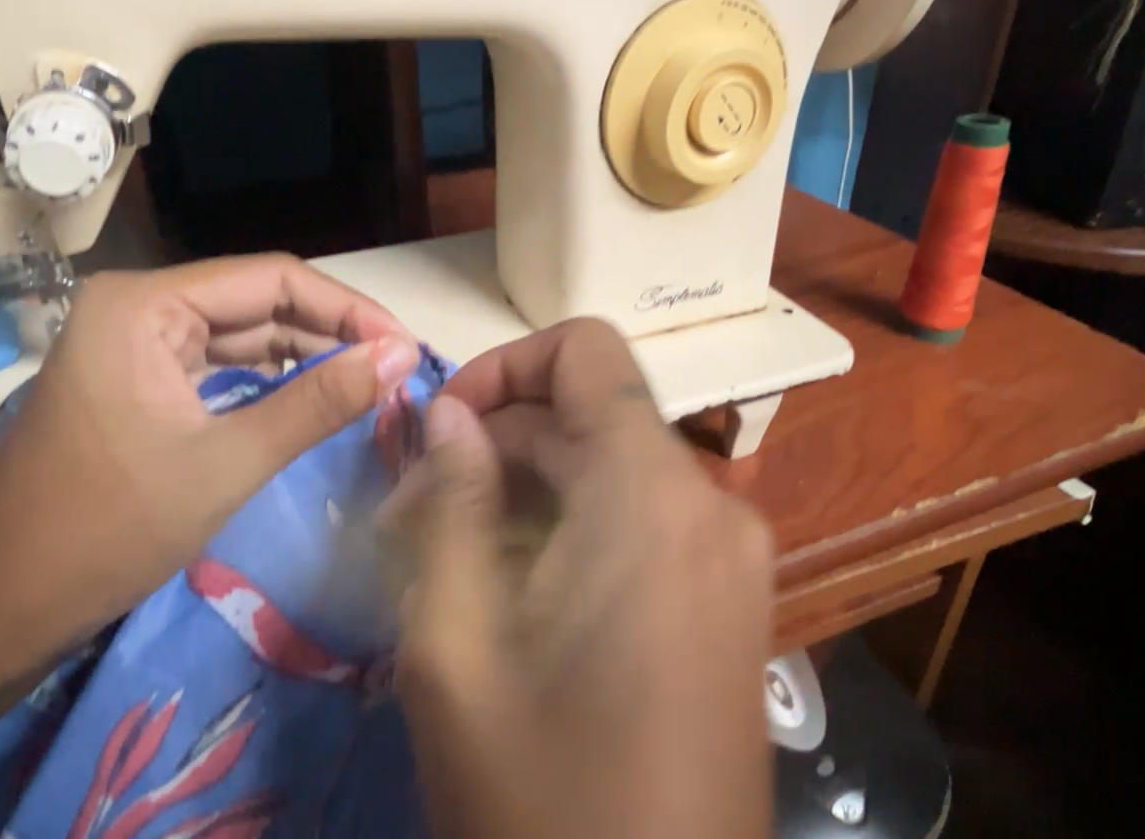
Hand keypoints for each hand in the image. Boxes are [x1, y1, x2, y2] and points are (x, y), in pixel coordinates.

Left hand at [0, 255, 419, 654]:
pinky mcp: (137, 379)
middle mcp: (137, 306)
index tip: (403, 346)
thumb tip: (399, 358)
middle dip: (332, 333)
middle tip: (398, 367)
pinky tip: (318, 393)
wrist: (1, 609)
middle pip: (258, 301)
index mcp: (144, 304)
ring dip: (307, 355)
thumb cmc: (109, 530)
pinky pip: (218, 364)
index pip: (272, 279)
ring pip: (242, 333)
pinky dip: (270, 379)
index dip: (349, 309)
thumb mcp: (227, 463)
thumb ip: (318, 402)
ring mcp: (133, 342)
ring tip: (372, 380)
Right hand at [388, 318, 774, 838]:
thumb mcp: (456, 644)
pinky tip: (515, 590)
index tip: (438, 428)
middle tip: (412, 512)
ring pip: (615, 470)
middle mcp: (710, 506)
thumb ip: (450, 503)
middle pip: (594, 416)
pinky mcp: (731, 602)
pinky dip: (577, 526)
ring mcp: (732, 557)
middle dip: (498, 443)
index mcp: (652, 496)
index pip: (586, 350)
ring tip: (450, 559)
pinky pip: (645, 522)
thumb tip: (449, 413)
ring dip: (530, 489)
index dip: (502, 366)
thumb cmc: (541, 794)